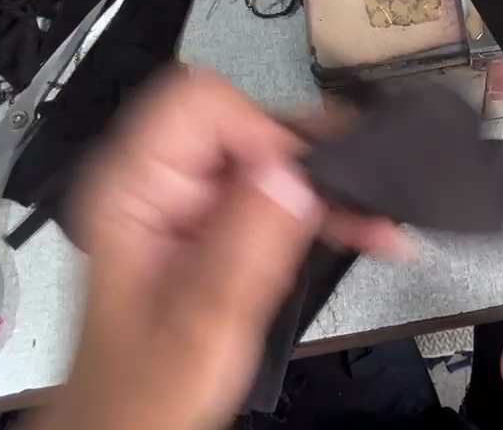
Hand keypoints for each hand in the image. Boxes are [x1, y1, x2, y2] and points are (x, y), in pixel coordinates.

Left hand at [35, 67, 399, 429]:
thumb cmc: (135, 398)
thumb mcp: (195, 330)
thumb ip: (243, 249)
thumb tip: (289, 175)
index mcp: (131, 189)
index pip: (199, 104)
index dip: (256, 129)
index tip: (297, 176)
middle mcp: (160, 181)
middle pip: (245, 120)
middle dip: (307, 150)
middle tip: (353, 182)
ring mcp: (192, 197)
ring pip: (273, 153)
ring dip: (326, 178)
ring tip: (371, 210)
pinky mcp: (221, 217)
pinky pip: (281, 188)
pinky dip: (322, 204)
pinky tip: (361, 224)